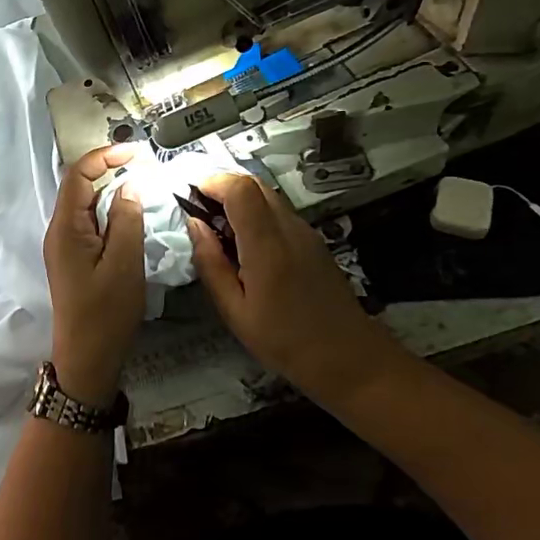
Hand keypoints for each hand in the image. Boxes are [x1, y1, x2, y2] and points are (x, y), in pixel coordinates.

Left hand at [43, 145, 145, 406]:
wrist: (87, 360)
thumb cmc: (106, 314)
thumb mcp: (125, 264)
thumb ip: (127, 220)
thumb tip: (130, 186)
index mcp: (65, 229)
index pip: (78, 175)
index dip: (105, 156)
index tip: (137, 151)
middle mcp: (59, 232)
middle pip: (79, 186)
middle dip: (109, 168)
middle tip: (144, 165)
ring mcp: (65, 246)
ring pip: (86, 204)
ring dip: (111, 189)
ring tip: (142, 183)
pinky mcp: (74, 259)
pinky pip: (90, 222)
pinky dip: (110, 210)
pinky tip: (131, 214)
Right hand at [187, 174, 394, 396]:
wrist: (348, 356)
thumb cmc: (285, 341)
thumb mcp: (235, 311)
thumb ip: (211, 264)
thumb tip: (194, 224)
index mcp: (267, 245)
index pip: (240, 189)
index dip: (212, 183)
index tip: (190, 197)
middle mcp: (289, 228)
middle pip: (254, 184)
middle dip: (223, 189)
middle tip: (201, 216)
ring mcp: (306, 232)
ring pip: (268, 196)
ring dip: (241, 202)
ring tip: (221, 235)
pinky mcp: (314, 241)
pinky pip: (280, 214)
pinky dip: (258, 216)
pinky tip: (248, 249)